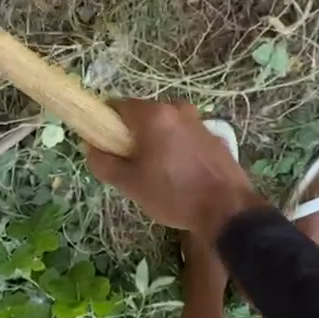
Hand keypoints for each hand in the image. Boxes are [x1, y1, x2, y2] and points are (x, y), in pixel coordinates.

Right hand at [84, 99, 266, 234]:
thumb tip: (90, 147)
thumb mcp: (129, 184)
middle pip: (141, 116)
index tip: (105, 149)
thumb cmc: (173, 194)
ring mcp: (198, 122)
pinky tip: (180, 176)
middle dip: (130, 137)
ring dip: (154, 143)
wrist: (227, 210)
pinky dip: (175, 149)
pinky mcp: (214, 137)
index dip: (104, 126)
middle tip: (130, 167)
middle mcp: (177, 109)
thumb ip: (103, 162)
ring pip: (164, 127)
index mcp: (153, 115)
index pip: (116, 106)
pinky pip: (183, 137)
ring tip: (156, 175)